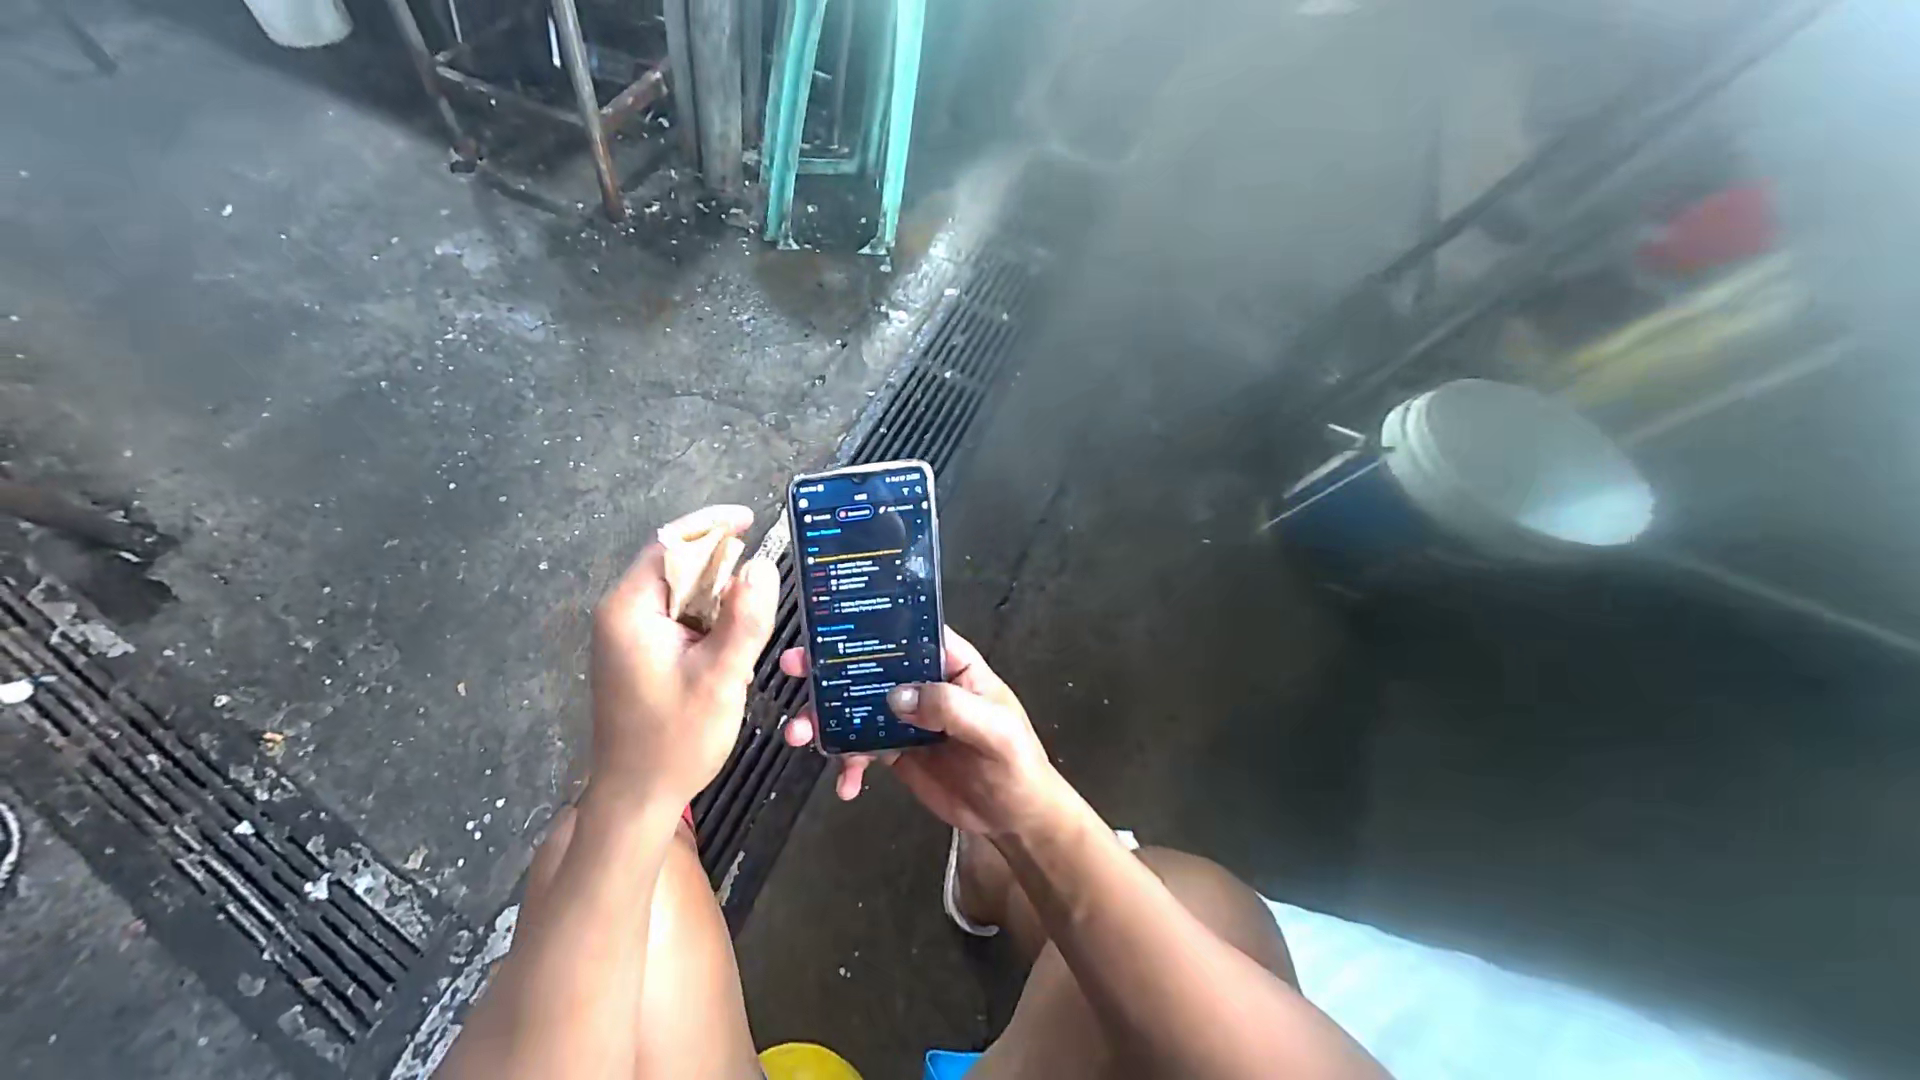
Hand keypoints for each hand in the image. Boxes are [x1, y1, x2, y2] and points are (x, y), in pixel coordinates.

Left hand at [590, 505, 777, 809]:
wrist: (638, 798)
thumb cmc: (675, 740)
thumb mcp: (721, 678)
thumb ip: (744, 620)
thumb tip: (763, 566)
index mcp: (630, 610)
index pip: (671, 545)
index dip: (712, 527)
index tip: (752, 521)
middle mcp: (623, 614)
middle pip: (679, 567)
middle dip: (723, 575)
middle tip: (759, 601)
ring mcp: (631, 634)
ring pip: (685, 595)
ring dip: (721, 605)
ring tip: (744, 640)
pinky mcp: (643, 653)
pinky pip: (683, 620)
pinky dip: (712, 625)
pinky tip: (730, 655)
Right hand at [779, 628, 1066, 837]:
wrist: (1012, 817)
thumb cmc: (1015, 764)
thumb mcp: (994, 730)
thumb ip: (950, 707)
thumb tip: (899, 696)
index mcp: (951, 665)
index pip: (911, 633)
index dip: (873, 625)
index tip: (831, 625)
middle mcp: (923, 684)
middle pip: (871, 667)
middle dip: (830, 668)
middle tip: (794, 668)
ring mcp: (906, 717)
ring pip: (856, 707)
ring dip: (825, 719)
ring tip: (799, 735)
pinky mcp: (896, 750)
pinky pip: (861, 748)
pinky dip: (846, 763)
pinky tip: (846, 783)